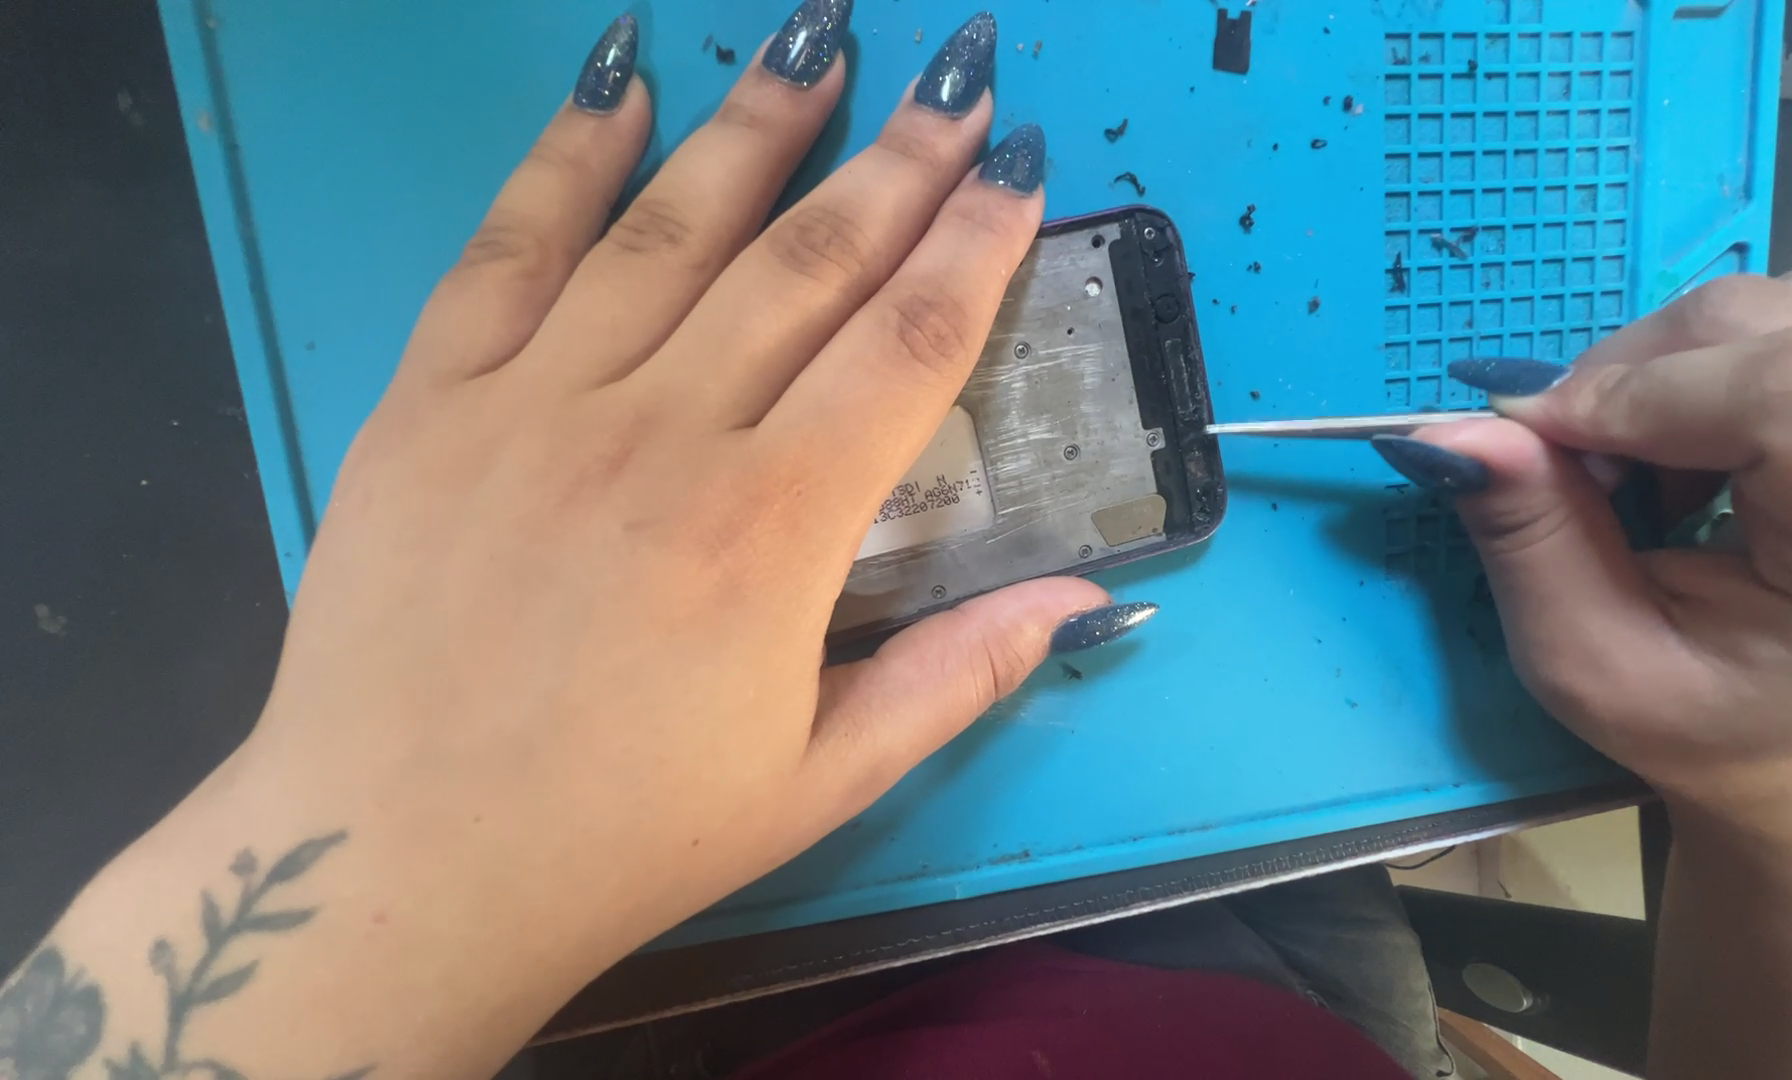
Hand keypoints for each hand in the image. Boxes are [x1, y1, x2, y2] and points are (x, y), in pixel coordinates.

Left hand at [216, 10, 1118, 966]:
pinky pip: (506, 248)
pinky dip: (567, 156)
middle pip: (807, 264)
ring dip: (757, 124)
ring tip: (821, 36)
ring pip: (667, 230)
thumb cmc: (633, 836)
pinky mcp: (427, 408)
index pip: (905, 350)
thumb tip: (1084, 600)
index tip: (1016, 170)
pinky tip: (622, 82)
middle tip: (954, 77)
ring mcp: (531, 410)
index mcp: (770, 536)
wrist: (400, 872)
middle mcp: (660, 442)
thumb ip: (961, 676)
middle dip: (897, 161)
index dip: (975, 249)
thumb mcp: (825, 779)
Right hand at [1408, 270, 1791, 839]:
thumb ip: (1525, 537)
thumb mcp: (1587, 658)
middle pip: (1775, 319)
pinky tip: (1722, 436)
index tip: (1520, 442)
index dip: (1623, 392)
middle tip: (1582, 470)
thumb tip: (1448, 432)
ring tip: (1660, 464)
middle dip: (1627, 378)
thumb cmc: (1723, 729)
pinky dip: (1732, 358)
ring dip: (1676, 370)